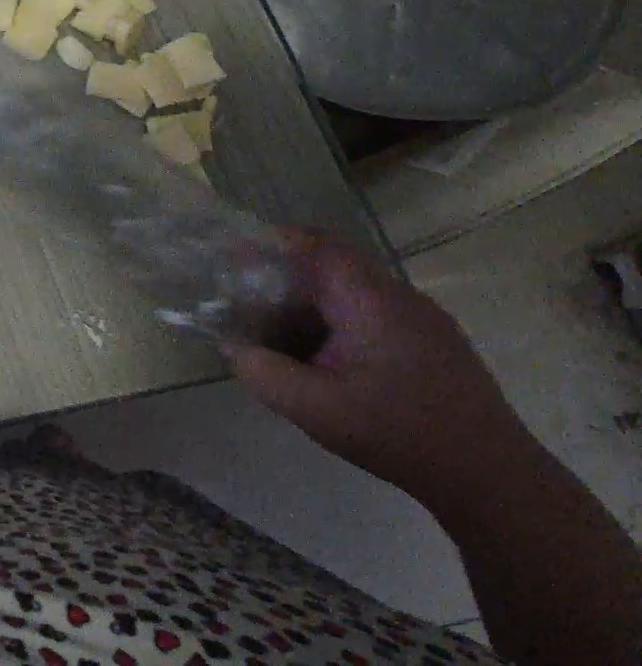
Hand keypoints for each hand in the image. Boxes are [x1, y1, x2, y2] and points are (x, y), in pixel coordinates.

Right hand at [224, 229, 536, 498]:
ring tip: (274, 338)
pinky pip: (370, 315)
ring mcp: (423, 321)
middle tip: (243, 307)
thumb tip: (232, 346)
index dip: (272, 243)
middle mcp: (401, 299)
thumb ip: (260, 371)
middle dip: (281, 282)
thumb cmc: (399, 434)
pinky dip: (334, 324)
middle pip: (330, 269)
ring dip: (307, 307)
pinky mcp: (431, 344)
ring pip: (349, 294)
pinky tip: (319, 362)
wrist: (492, 480)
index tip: (233, 260)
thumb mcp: (311, 407)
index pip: (319, 246)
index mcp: (373, 302)